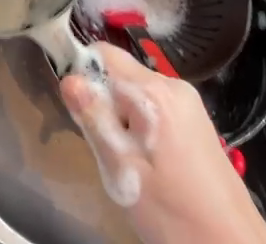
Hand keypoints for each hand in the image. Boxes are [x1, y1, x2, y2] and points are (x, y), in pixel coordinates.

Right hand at [59, 44, 265, 243]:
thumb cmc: (172, 211)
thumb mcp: (121, 169)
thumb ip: (93, 119)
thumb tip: (68, 78)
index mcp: (153, 92)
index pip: (102, 53)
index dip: (82, 74)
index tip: (79, 111)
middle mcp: (174, 86)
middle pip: (119, 74)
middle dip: (103, 103)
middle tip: (107, 148)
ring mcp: (189, 105)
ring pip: (135, 94)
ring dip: (121, 118)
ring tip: (128, 161)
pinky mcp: (196, 123)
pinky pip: (153, 108)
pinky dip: (140, 127)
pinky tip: (148, 164)